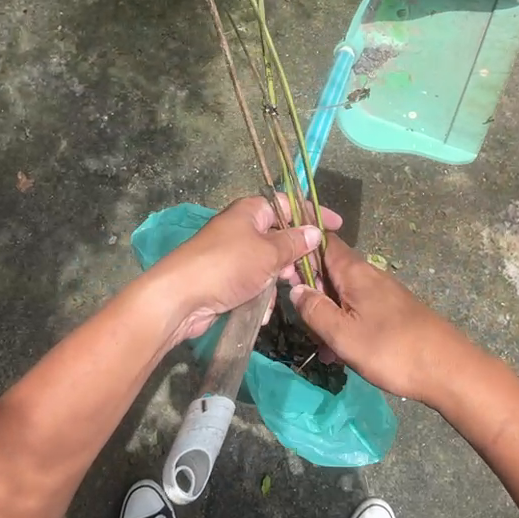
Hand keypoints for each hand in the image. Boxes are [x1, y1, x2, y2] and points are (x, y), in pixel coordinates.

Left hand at [148, 194, 342, 347]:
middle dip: (296, 257)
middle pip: (281, 237)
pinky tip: (261, 311)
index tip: (337, 226)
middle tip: (312, 274)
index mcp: (251, 211)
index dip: (312, 214)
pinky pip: (254, 284)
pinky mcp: (227, 280)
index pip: (289, 205)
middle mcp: (243, 229)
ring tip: (285, 295)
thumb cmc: (227, 266)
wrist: (181, 298)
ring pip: (269, 265)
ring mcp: (233, 255)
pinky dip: (260, 296)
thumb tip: (315, 231)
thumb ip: (294, 243)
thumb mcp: (268, 253)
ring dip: (277, 282)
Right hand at [291, 241, 477, 407]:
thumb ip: (315, 310)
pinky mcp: (392, 313)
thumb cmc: (391, 349)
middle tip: (299, 320)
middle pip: (330, 270)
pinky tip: (341, 354)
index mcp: (354, 271)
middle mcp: (368, 275)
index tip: (281, 269)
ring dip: (328, 315)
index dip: (300, 248)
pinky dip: (345, 326)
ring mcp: (382, 294)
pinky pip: (358, 310)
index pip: (323, 241)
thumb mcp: (343, 334)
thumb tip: (295, 288)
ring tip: (320, 348)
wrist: (447, 369)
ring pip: (343, 295)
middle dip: (311, 291)